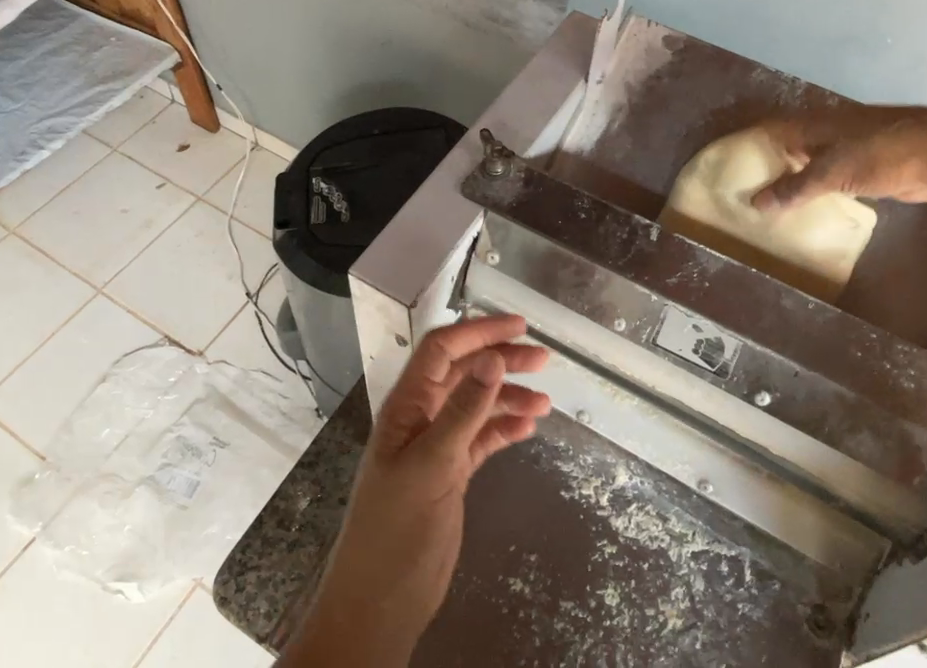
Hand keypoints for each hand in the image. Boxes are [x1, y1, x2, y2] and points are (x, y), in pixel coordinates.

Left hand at [283, 316, 550, 667]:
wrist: (381, 600)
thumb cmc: (397, 528)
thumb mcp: (432, 464)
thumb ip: (463, 411)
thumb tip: (492, 358)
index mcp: (406, 406)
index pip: (442, 351)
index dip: (478, 332)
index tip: (520, 327)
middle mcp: (421, 418)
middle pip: (464, 374)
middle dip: (501, 361)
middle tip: (544, 361)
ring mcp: (436, 447)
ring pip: (477, 407)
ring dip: (509, 398)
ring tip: (545, 403)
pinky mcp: (450, 474)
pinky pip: (481, 439)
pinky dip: (503, 429)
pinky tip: (527, 429)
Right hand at [752, 104, 926, 209]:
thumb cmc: (878, 154)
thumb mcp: (830, 173)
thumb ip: (794, 188)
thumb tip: (755, 203)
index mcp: (812, 124)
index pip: (769, 131)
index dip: (748, 145)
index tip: (727, 166)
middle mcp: (825, 132)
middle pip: (788, 147)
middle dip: (769, 167)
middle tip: (746, 192)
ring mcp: (847, 148)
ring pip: (810, 163)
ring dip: (794, 180)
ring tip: (771, 204)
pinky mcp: (866, 167)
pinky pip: (831, 178)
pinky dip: (818, 191)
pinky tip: (809, 208)